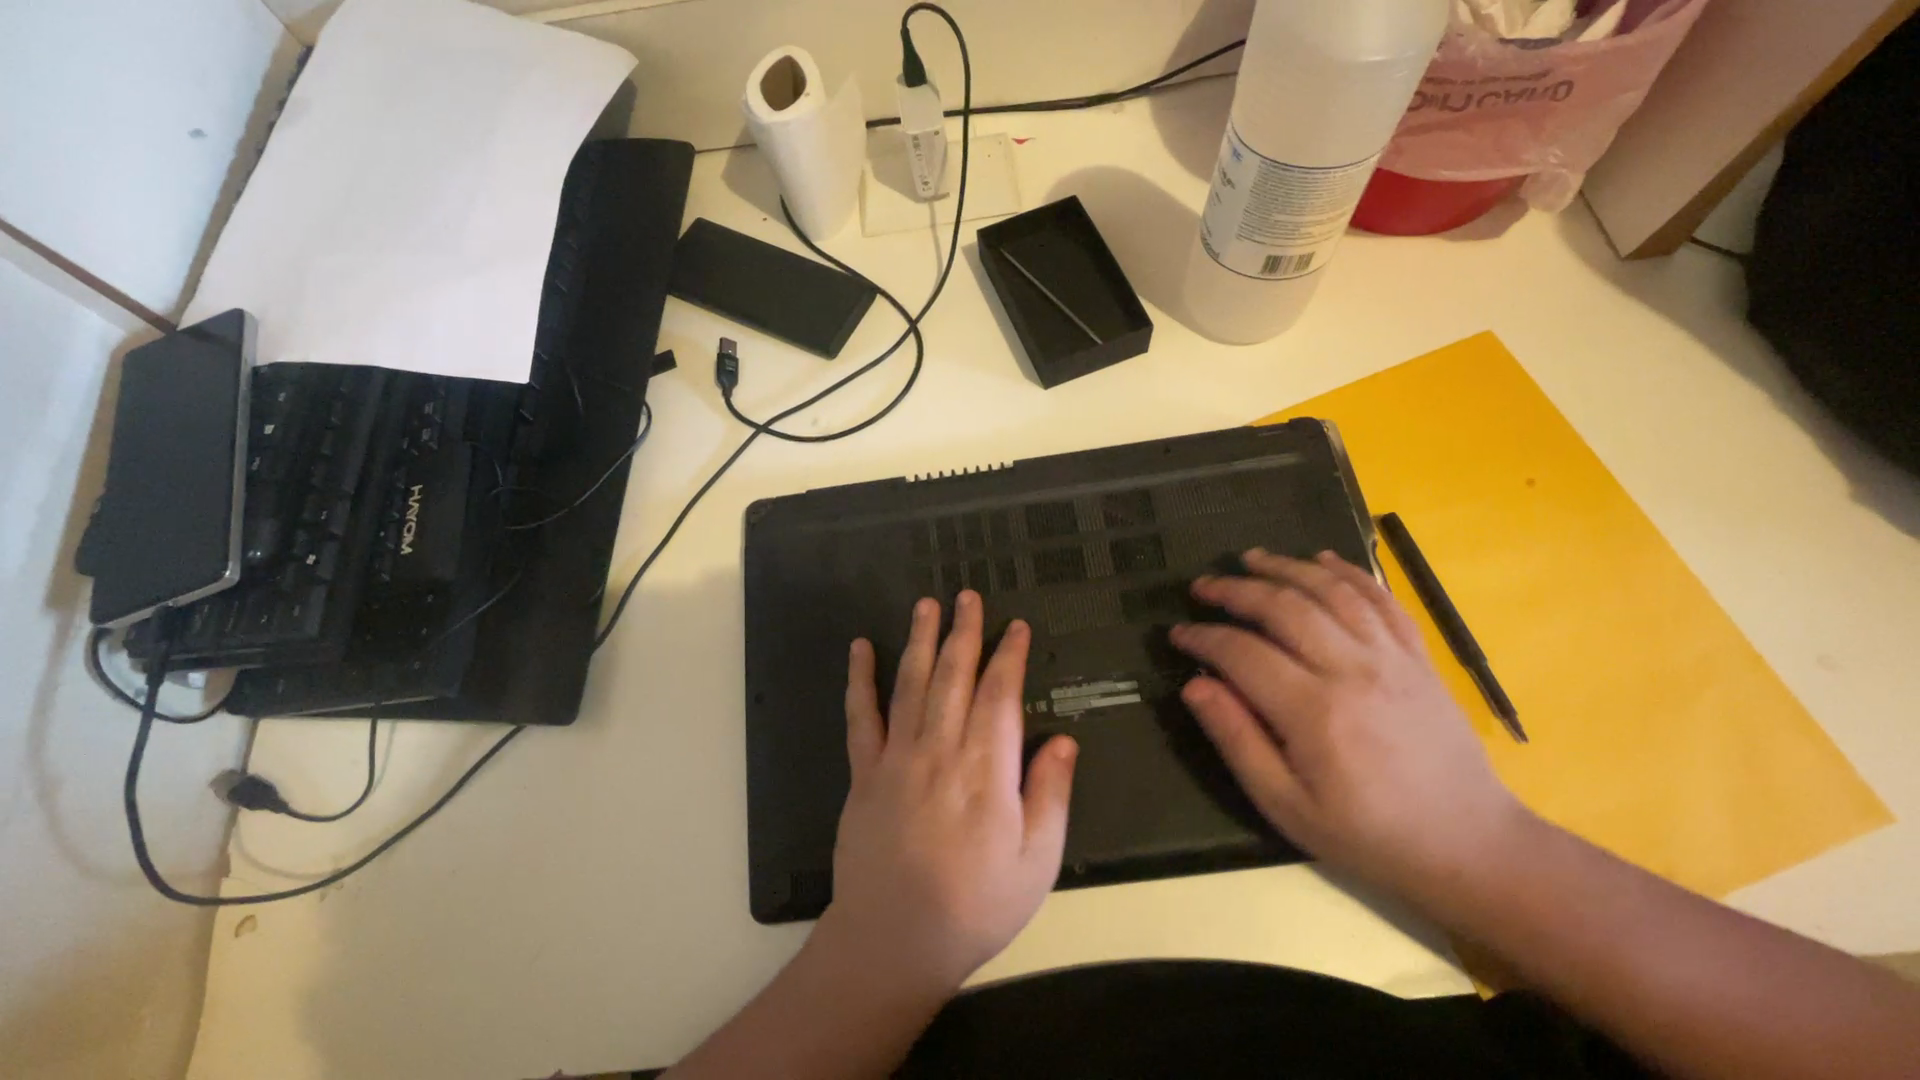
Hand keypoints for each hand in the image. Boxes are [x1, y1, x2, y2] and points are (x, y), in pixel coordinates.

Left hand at [821, 591, 1078, 993]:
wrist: (895, 939)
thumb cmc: (977, 904)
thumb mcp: (1036, 861)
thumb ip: (1051, 794)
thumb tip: (1065, 739)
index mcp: (987, 769)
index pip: (1000, 695)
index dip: (1010, 656)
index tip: (1016, 626)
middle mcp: (940, 750)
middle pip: (953, 676)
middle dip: (964, 632)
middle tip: (967, 596)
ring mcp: (896, 759)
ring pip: (910, 684)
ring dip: (919, 640)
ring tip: (926, 604)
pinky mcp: (863, 774)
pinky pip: (861, 717)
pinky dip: (860, 679)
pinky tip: (859, 649)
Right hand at [1170, 550, 1527, 900]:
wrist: (1466, 843)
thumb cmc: (1366, 834)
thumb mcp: (1287, 806)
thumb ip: (1238, 740)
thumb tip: (1195, 686)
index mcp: (1313, 711)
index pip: (1243, 652)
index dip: (1204, 638)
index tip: (1178, 634)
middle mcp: (1351, 669)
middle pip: (1284, 608)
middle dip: (1236, 590)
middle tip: (1203, 586)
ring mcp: (1391, 657)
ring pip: (1332, 591)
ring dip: (1287, 567)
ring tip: (1252, 558)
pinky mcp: (1419, 657)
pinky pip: (1382, 599)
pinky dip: (1350, 572)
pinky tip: (1324, 560)